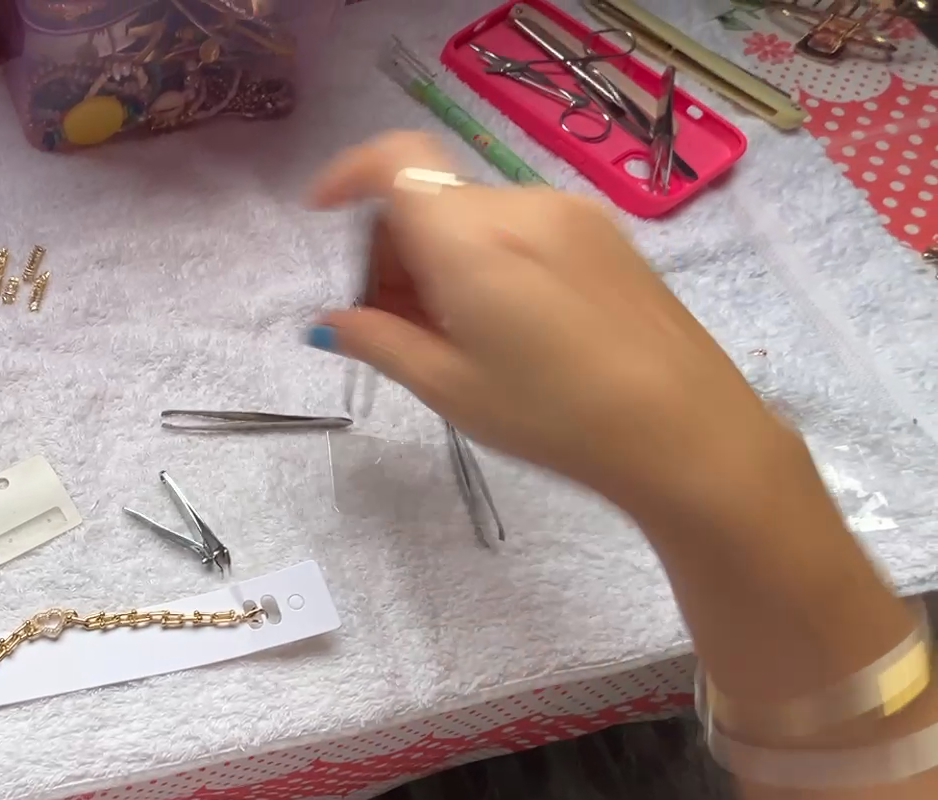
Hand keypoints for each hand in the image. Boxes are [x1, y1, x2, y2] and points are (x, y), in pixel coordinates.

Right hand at [306, 132, 794, 522]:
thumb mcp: (443, 385)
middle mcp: (522, 208)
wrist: (684, 430)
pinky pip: (511, 228)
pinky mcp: (599, 236)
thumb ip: (375, 340)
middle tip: (381, 321)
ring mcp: (569, 216)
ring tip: (436, 332)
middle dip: (385, 250)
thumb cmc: (547, 414)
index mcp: (473, 242)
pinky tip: (487, 321)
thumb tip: (326, 321)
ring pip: (467, 217)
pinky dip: (473, 261)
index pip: (398, 164)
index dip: (348, 175)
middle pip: (428, 200)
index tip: (320, 215)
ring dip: (429, 260)